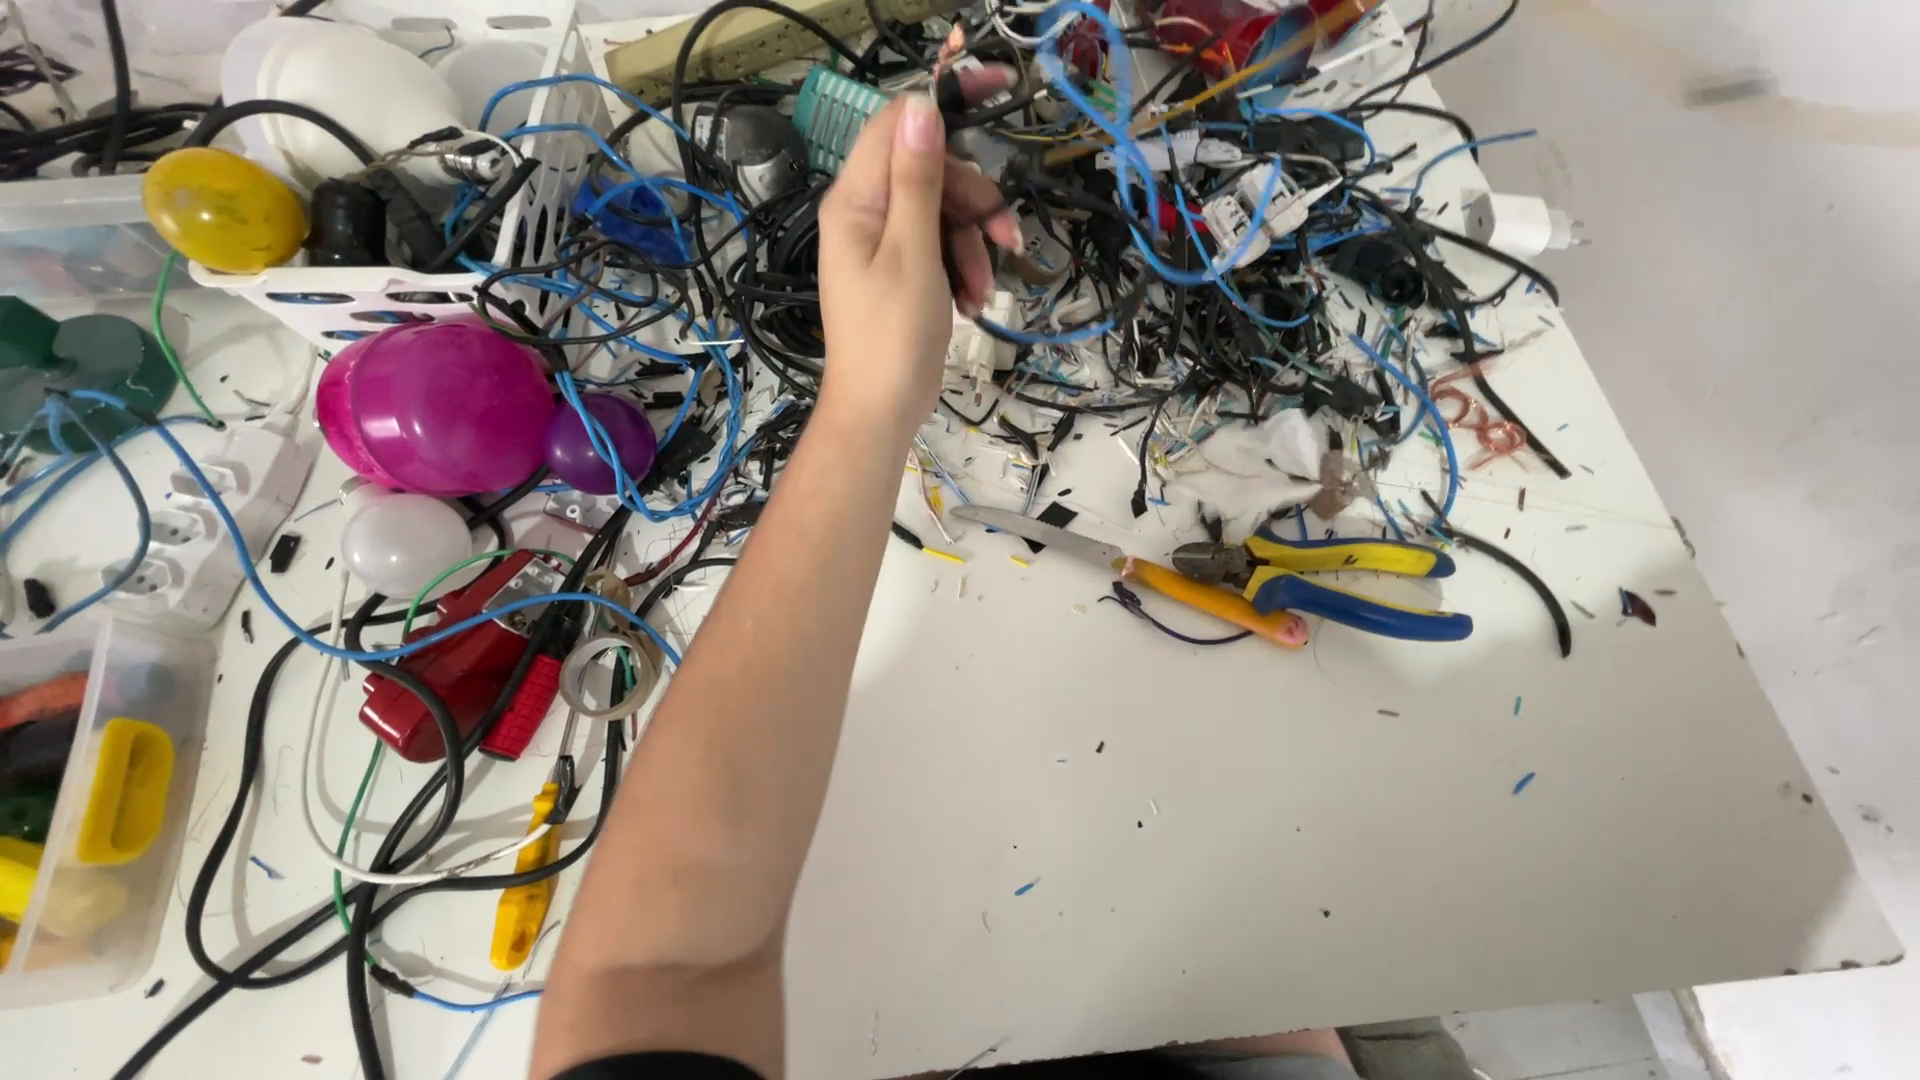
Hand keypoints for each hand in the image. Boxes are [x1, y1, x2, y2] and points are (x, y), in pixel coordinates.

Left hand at [816, 69, 1022, 436]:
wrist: (881, 411)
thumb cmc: (892, 336)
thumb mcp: (912, 252)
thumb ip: (917, 180)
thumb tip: (921, 107)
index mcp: (856, 200)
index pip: (898, 125)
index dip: (944, 104)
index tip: (997, 91)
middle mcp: (867, 214)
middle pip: (932, 172)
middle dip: (975, 204)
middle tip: (1005, 239)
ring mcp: (886, 245)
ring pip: (945, 214)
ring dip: (974, 247)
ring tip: (981, 291)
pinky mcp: (905, 273)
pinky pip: (942, 249)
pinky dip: (963, 271)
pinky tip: (971, 303)